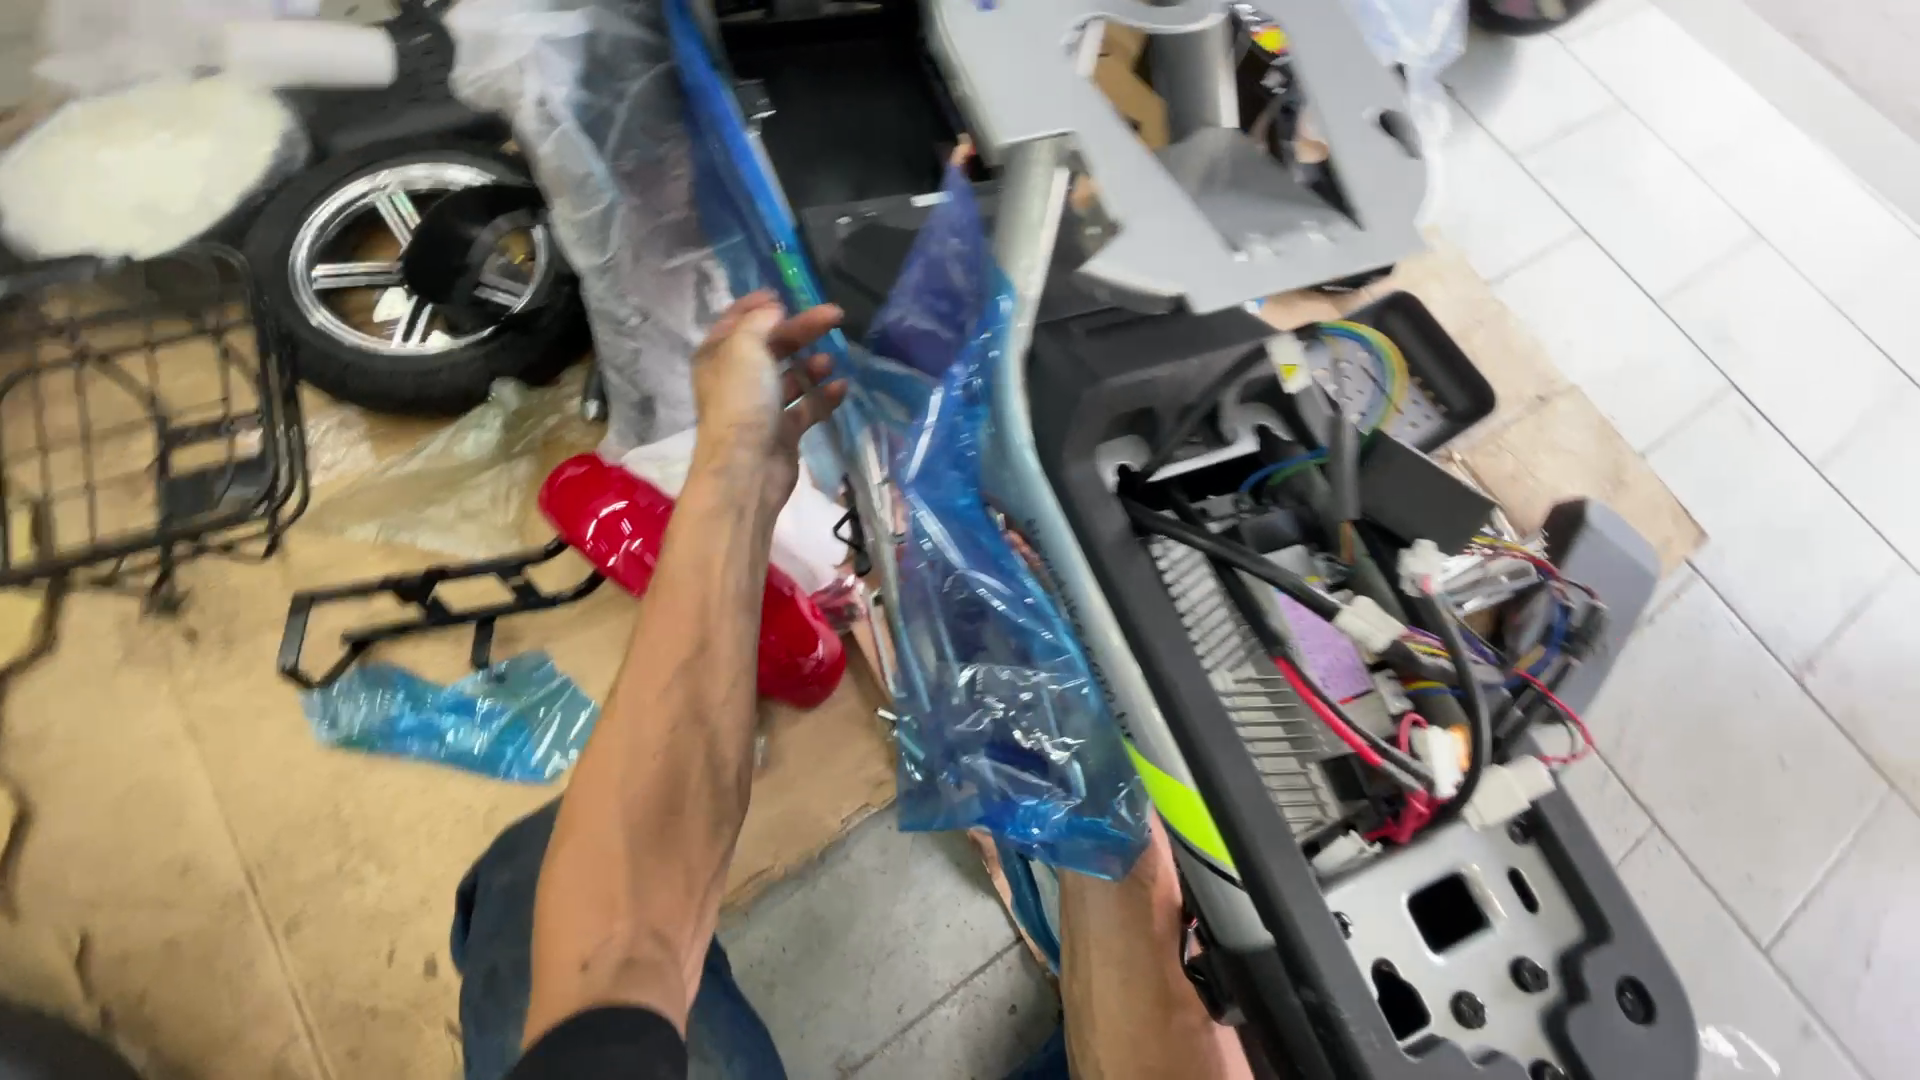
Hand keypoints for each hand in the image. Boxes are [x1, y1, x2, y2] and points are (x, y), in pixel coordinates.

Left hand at [691, 290, 847, 507]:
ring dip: (813, 365)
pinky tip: (842, 388)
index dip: (759, 306)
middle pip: (773, 346)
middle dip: (801, 330)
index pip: (737, 321)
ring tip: (831, 360)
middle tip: (834, 316)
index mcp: (719, 356)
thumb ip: (761, 322)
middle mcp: (738, 378)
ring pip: (792, 377)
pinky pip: (807, 407)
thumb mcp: (745, 347)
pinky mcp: (783, 431)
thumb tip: (774, 311)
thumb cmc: (741, 401)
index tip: (785, 296)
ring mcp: (761, 407)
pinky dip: (824, 396)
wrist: (746, 467)